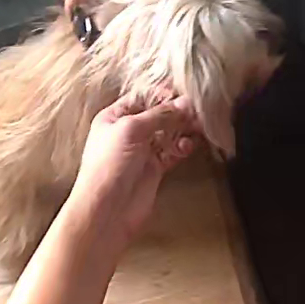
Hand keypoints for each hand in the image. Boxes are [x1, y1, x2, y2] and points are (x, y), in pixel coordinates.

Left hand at [69, 95, 200, 244]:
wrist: (106, 210)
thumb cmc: (108, 166)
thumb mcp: (131, 129)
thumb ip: (160, 114)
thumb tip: (185, 102)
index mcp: (114, 117)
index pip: (141, 97)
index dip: (161, 94)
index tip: (181, 92)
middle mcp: (128, 132)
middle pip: (158, 114)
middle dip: (177, 111)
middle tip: (196, 109)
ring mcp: (142, 150)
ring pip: (168, 132)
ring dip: (183, 128)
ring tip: (197, 125)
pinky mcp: (155, 168)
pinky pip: (173, 151)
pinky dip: (182, 146)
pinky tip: (187, 146)